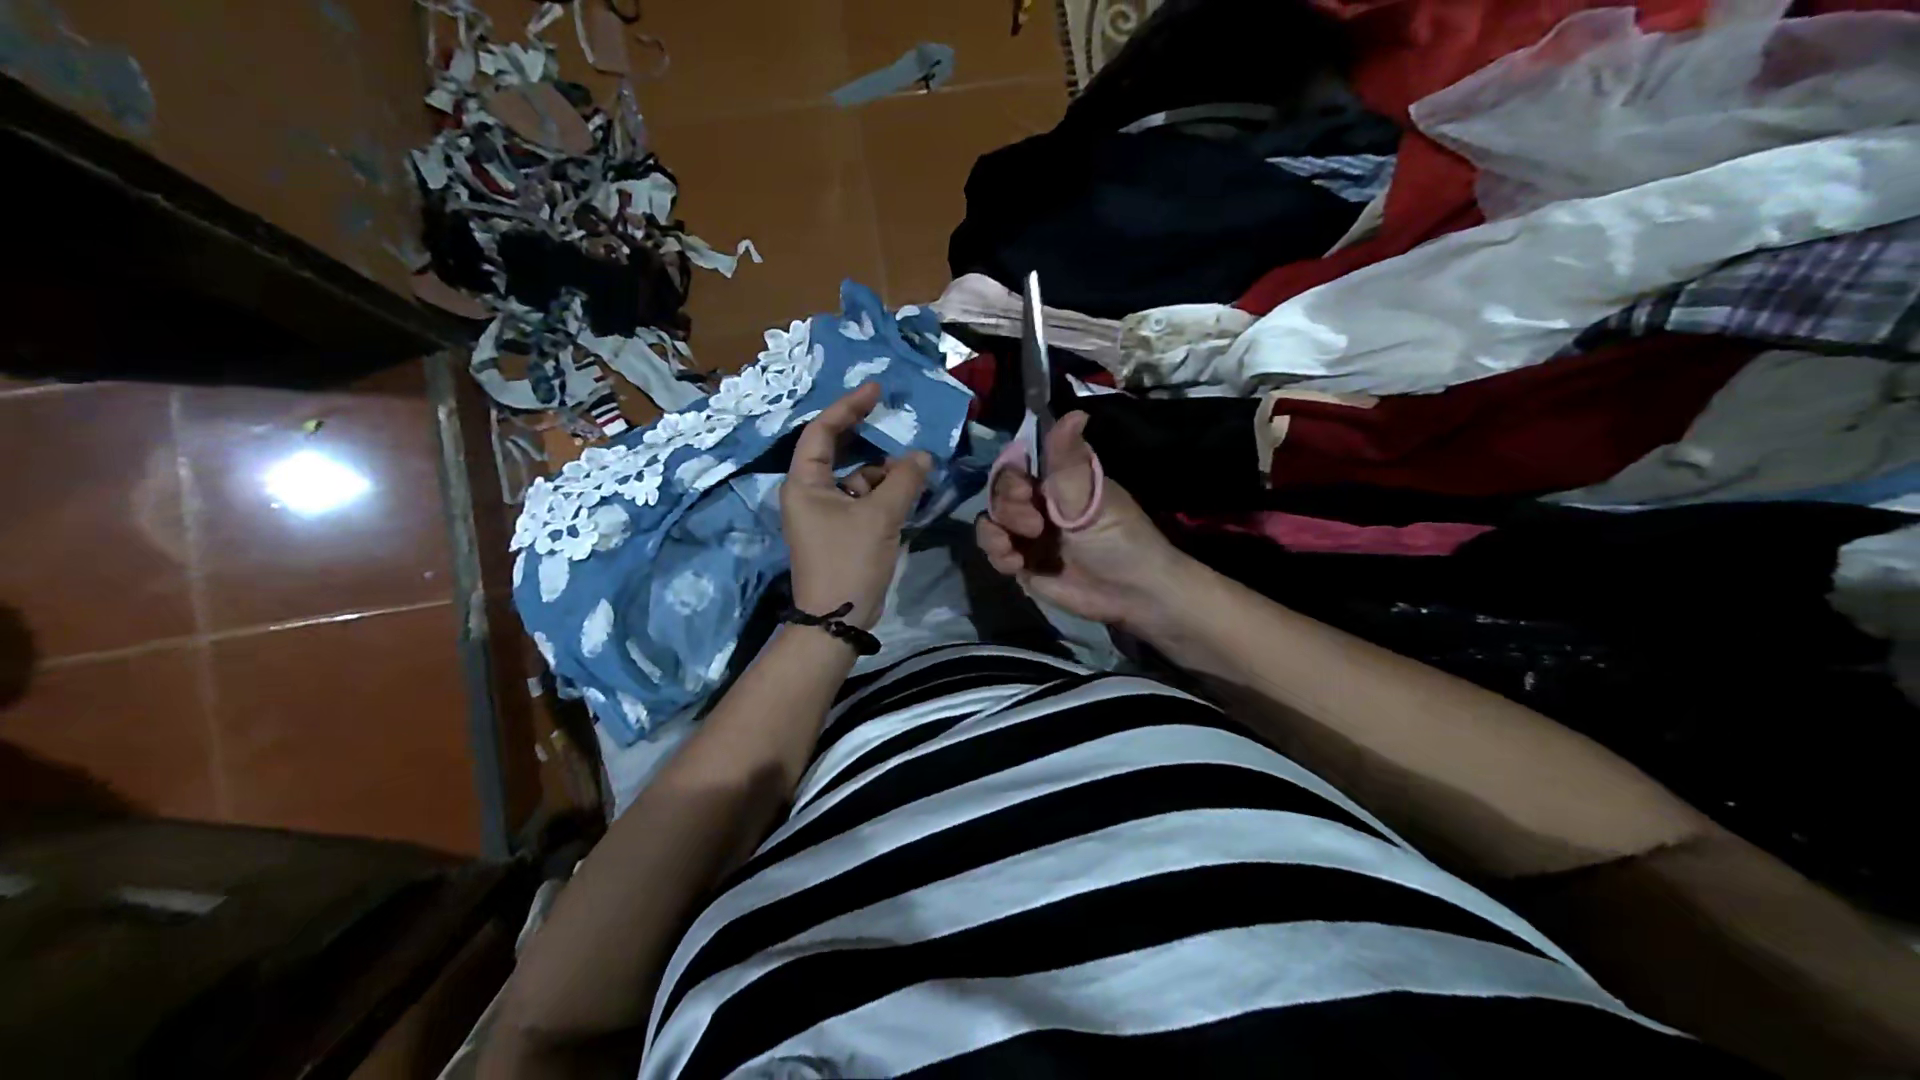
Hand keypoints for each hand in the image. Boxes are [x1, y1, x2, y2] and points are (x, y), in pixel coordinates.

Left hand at [782, 382, 931, 630]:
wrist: (839, 619)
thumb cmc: (849, 561)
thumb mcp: (880, 517)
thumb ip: (903, 480)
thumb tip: (922, 455)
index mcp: (804, 482)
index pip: (822, 431)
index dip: (849, 406)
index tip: (876, 390)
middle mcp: (809, 492)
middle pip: (838, 450)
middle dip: (868, 436)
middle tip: (895, 418)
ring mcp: (824, 512)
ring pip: (855, 477)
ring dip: (883, 470)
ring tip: (914, 467)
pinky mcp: (840, 530)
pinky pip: (862, 498)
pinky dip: (884, 492)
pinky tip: (908, 490)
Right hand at [974, 411, 1190, 630]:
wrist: (1131, 595)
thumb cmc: (1120, 539)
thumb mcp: (1091, 499)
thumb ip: (1068, 461)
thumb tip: (1075, 411)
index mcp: (1059, 478)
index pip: (1018, 461)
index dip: (1010, 472)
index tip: (1024, 488)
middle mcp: (1040, 500)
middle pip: (999, 490)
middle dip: (1007, 505)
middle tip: (1033, 525)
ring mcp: (1029, 531)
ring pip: (991, 518)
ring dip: (996, 531)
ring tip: (1020, 547)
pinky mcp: (1022, 560)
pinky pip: (993, 549)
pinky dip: (997, 554)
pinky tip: (1016, 565)